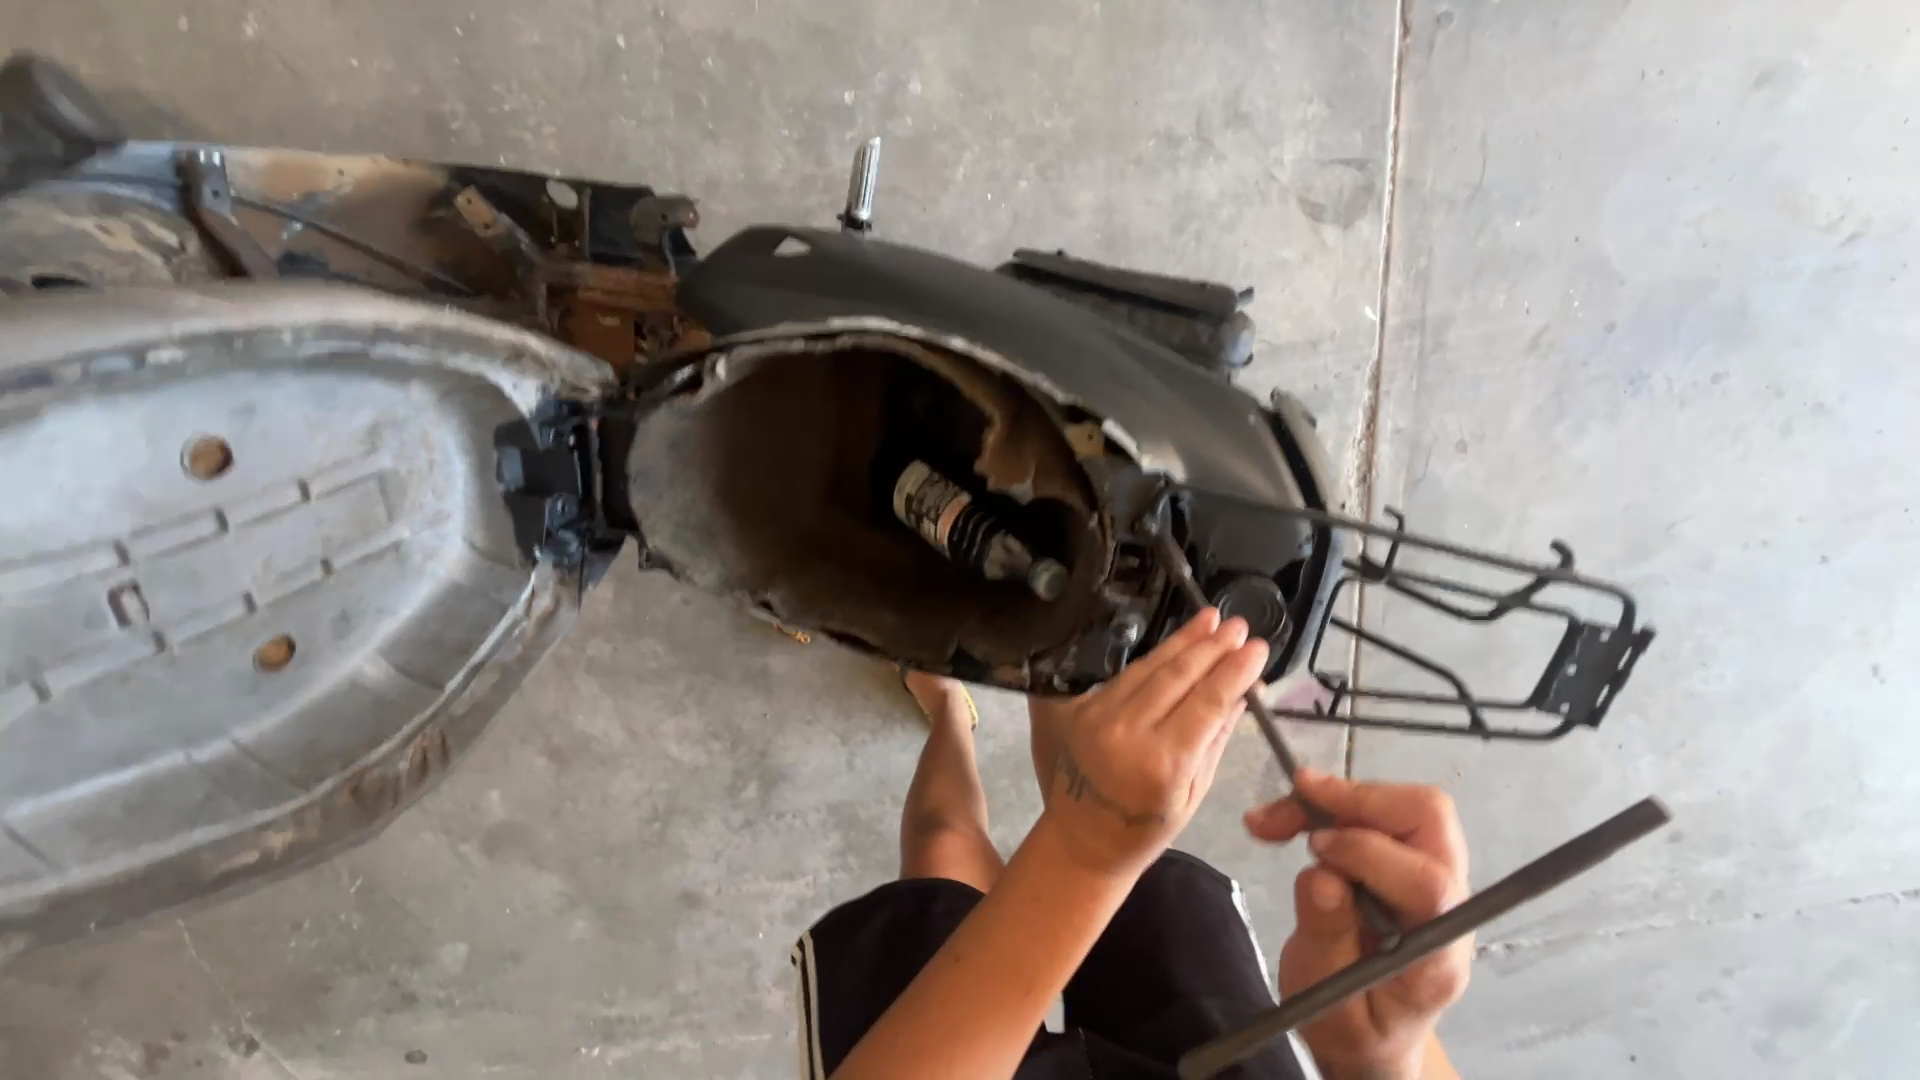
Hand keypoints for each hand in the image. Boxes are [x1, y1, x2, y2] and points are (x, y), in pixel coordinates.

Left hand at [1038, 609, 1267, 880]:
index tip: (1259, 647)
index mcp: (1163, 763)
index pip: (1207, 702)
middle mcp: (1128, 732)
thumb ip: (1217, 737)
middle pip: (1177, 677)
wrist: (1081, 840)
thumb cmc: (1145, 829)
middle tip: (1240, 624)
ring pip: (1149, 668)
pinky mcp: (1082, 709)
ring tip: (1210, 619)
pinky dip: (1154, 658)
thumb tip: (1246, 690)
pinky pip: (1126, 677)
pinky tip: (1177, 642)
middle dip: (1212, 646)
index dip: (1234, 670)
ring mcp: (1100, 716)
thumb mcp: (1194, 792)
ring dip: (1183, 641)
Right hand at [1244, 770, 1471, 1079]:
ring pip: (1402, 804)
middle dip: (1357, 797)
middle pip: (1428, 818)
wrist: (1367, 1038)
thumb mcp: (1327, 1003)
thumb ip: (1328, 940)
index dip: (1367, 852)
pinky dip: (1327, 805)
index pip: (1427, 883)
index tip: (1312, 849)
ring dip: (1334, 798)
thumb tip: (1322, 877)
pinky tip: (1285, 821)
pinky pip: (1377, 811)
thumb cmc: (1349, 1027)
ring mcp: (1433, 879)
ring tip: (1273, 819)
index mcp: (1436, 953)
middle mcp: (1449, 907)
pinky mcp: (1405, 862)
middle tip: (1298, 795)